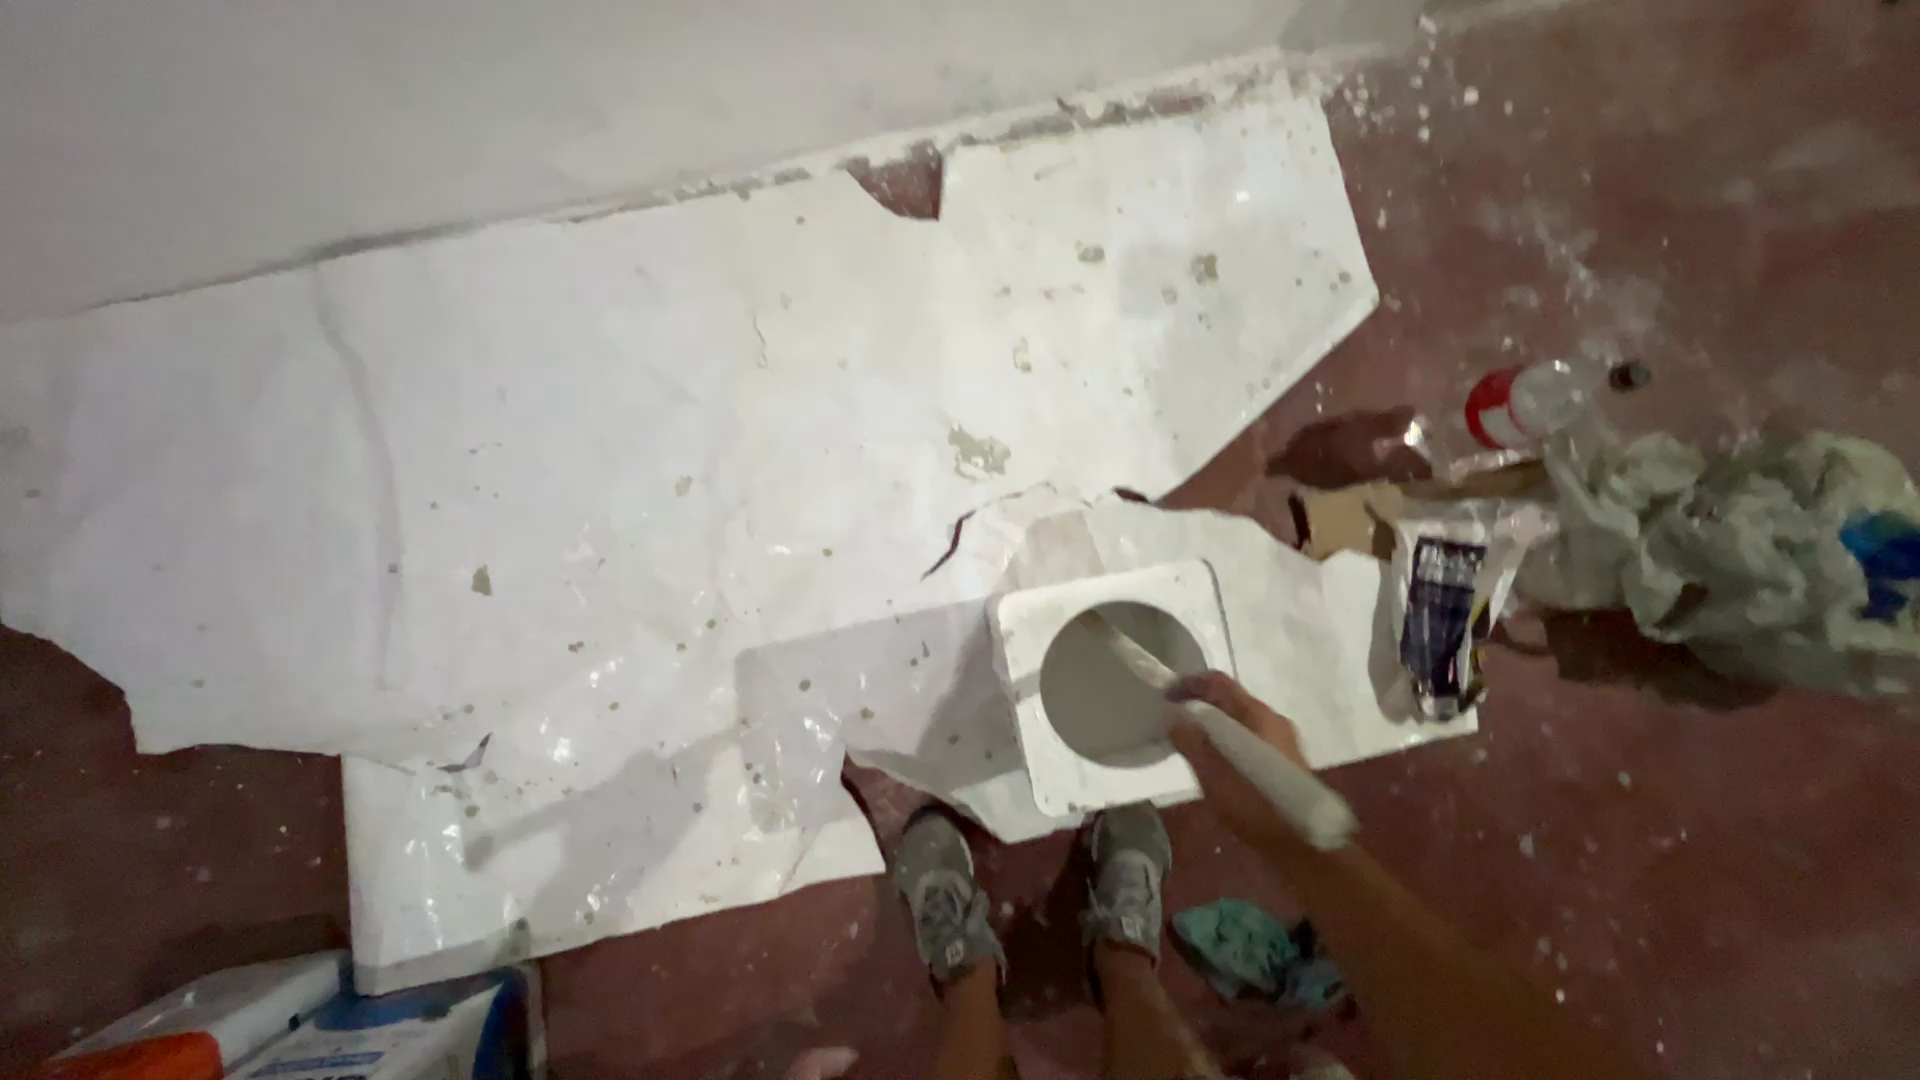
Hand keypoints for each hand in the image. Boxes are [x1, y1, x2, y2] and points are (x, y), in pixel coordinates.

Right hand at [1165, 671, 1313, 845]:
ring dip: (1211, 722)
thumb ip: (1190, 740)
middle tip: (1172, 717)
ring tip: (1188, 738)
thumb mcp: (1213, 773)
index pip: (1218, 683)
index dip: (1188, 683)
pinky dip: (1225, 738)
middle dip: (1198, 702)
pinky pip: (1247, 736)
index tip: (1164, 694)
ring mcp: (1281, 740)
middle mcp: (1272, 720)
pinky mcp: (1283, 761)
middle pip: (1229, 699)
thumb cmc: (1256, 804)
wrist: (1304, 845)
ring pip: (1238, 719)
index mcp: (1257, 715)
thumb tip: (1171, 715)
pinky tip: (1213, 759)